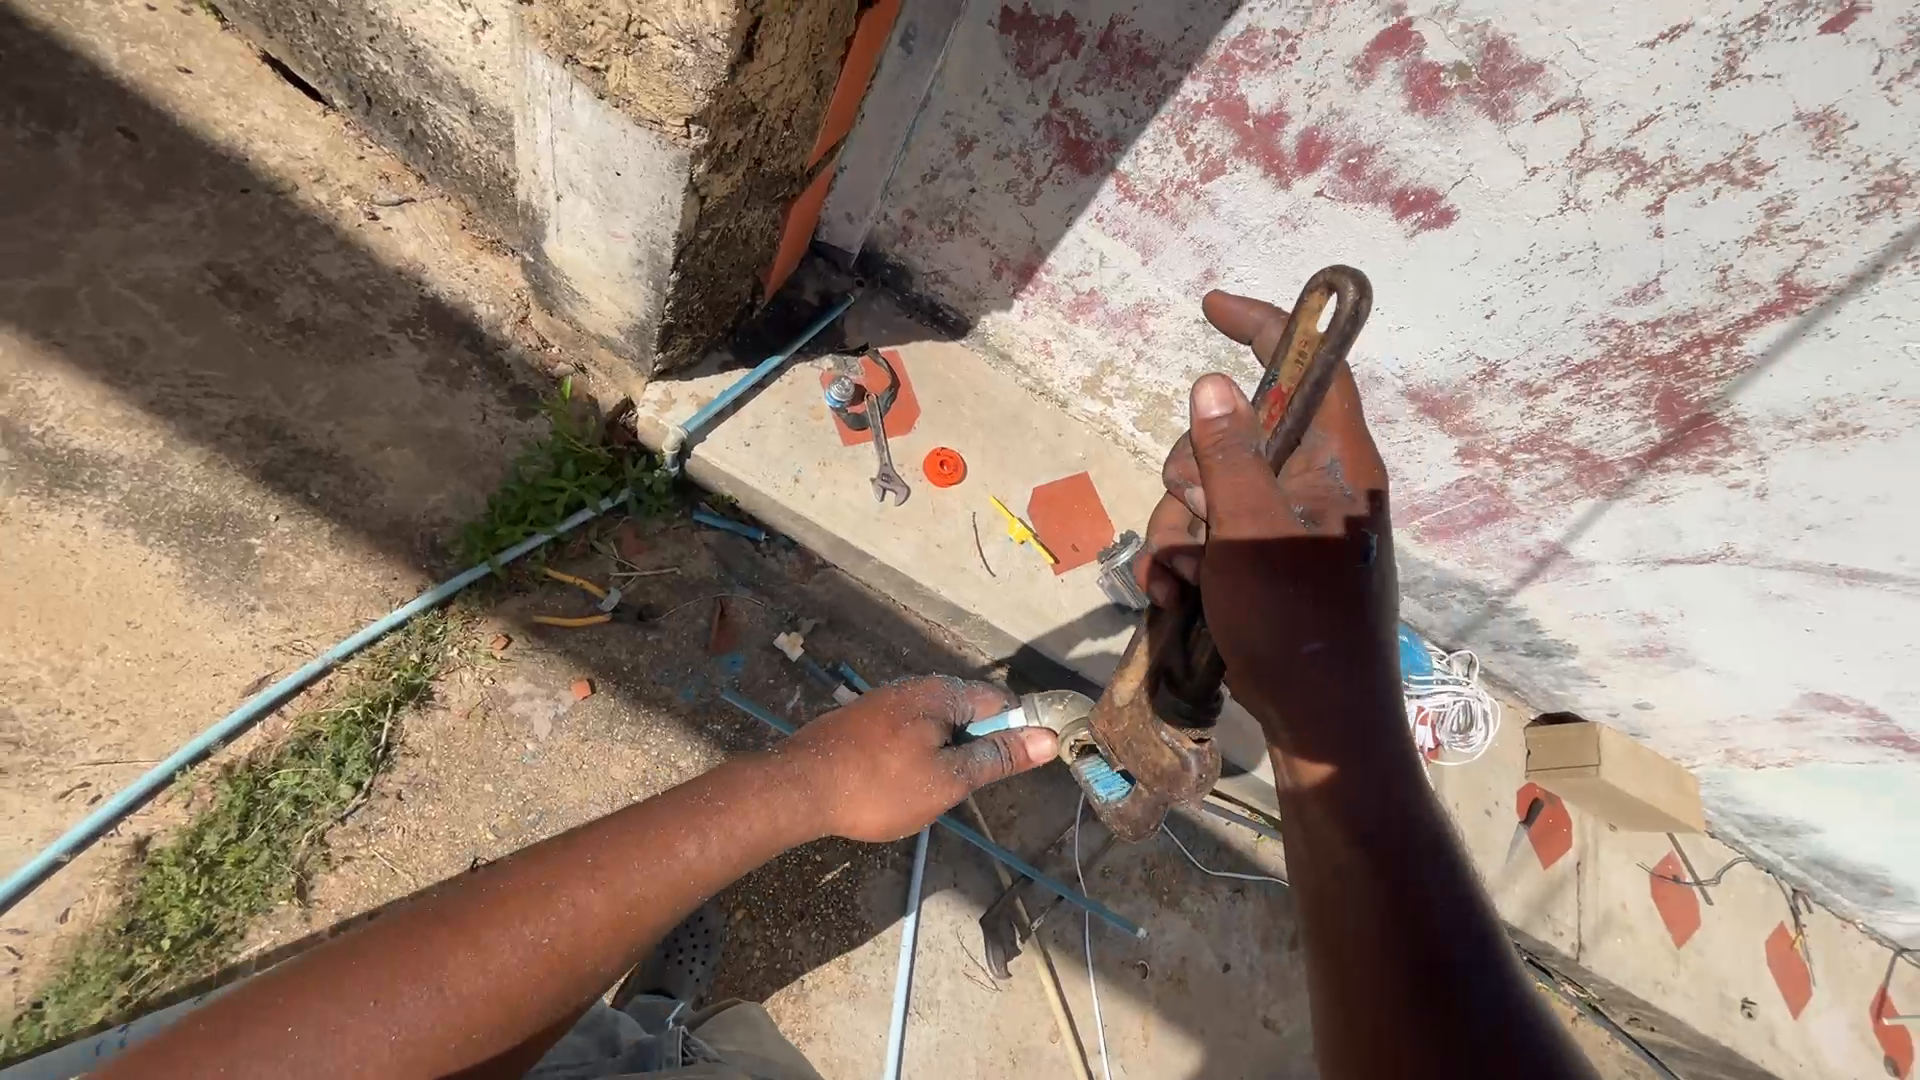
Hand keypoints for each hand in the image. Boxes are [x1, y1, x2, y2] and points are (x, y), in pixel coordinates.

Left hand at [777, 676, 1057, 841]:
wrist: (799, 787)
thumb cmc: (879, 787)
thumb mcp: (948, 779)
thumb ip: (998, 757)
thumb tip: (1048, 738)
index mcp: (943, 694)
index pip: (1001, 702)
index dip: (1016, 731)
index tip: (1012, 766)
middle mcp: (918, 687)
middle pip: (969, 709)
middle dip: (977, 744)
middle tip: (964, 785)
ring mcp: (888, 700)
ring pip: (938, 722)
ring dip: (947, 750)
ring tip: (931, 788)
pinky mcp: (866, 718)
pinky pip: (910, 728)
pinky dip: (919, 751)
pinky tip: (901, 780)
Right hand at [1135, 291, 1402, 779]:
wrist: (1316, 717)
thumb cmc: (1297, 623)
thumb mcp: (1252, 532)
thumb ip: (1230, 455)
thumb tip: (1212, 385)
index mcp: (1334, 464)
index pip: (1309, 368)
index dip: (1267, 325)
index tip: (1212, 307)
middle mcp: (1310, 484)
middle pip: (1232, 435)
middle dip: (1190, 476)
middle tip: (1193, 520)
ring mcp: (1281, 524)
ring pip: (1205, 491)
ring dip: (1177, 530)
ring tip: (1177, 579)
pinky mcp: (1259, 558)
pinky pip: (1205, 534)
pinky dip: (1183, 558)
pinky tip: (1173, 592)